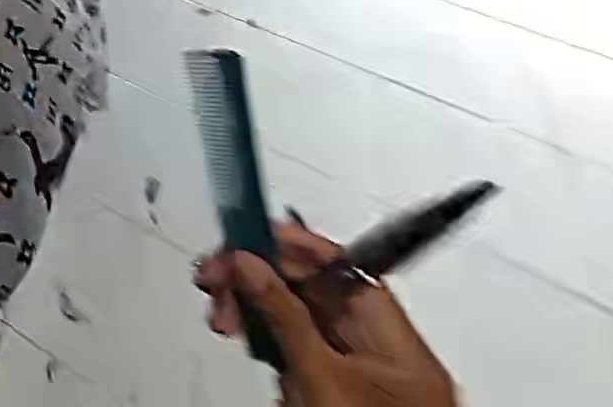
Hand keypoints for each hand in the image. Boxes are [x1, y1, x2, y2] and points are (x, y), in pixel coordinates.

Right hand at [195, 223, 455, 406]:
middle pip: (309, 285)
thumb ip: (283, 313)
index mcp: (397, 347)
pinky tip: (236, 329)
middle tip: (216, 275)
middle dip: (256, 274)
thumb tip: (247, 260)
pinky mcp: (323, 379)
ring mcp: (348, 366)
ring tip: (220, 311)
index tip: (252, 232)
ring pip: (290, 307)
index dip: (297, 244)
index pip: (345, 270)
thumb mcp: (319, 380)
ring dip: (248, 299)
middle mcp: (376, 350)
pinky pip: (285, 334)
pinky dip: (256, 326)